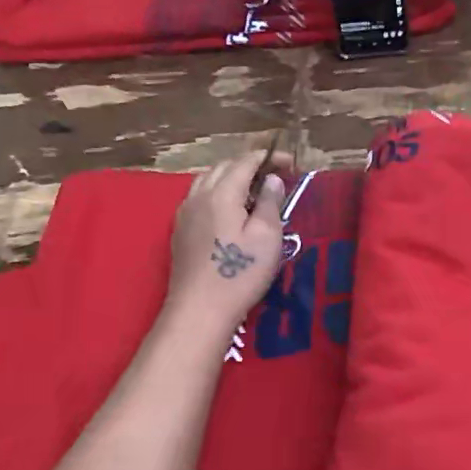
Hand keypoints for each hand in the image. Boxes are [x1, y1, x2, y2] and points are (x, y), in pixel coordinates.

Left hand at [164, 149, 290, 332]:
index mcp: (221, 193)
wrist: (199, 310)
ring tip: (252, 190)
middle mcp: (198, 196)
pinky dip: (216, 192)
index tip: (290, 163)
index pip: (245, 162)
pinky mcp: (180, 231)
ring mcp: (184, 214)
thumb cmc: (239, 273)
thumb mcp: (267, 237)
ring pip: (207, 181)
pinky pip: (198, 198)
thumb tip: (271, 179)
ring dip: (230, 177)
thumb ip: (269, 202)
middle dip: (249, 165)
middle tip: (274, 176)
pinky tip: (228, 210)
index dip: (269, 158)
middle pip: (223, 167)